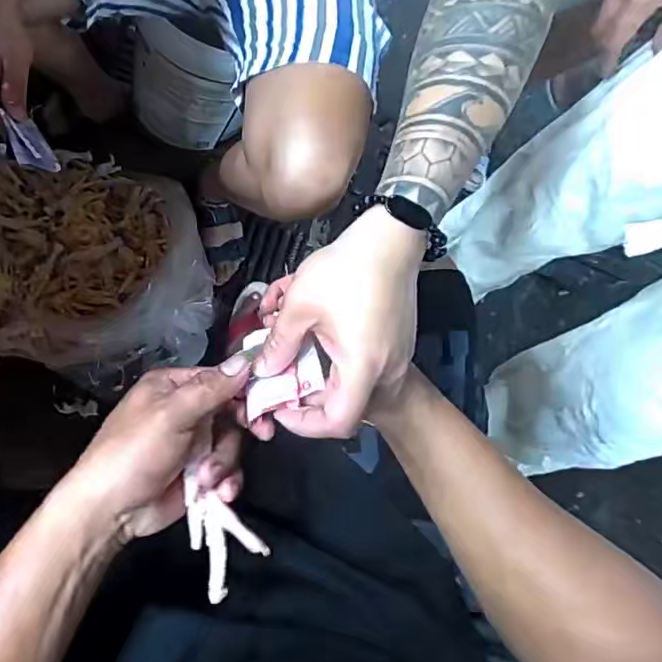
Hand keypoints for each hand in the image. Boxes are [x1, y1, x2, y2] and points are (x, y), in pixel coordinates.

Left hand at [50, 359, 251, 542]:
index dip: (245, 391)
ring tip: (206, 480)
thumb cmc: (134, 453)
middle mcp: (186, 410)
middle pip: (233, 411)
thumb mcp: (172, 414)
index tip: (264, 405)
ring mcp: (193, 443)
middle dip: (239, 431)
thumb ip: (211, 388)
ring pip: (233, 443)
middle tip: (261, 435)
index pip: (221, 379)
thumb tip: (245, 361)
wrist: (110, 512)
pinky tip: (216, 494)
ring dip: (225, 463)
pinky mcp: (199, 473)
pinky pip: (228, 470)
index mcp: (174, 387)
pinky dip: (226, 482)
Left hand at [252, 209, 424, 438]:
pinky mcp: (397, 340)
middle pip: (343, 402)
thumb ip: (279, 344)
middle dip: (306, 389)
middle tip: (282, 370)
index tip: (282, 406)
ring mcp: (396, 355)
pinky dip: (335, 351)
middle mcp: (386, 370)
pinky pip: (363, 360)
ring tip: (294, 334)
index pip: (337, 423)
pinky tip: (316, 322)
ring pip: (351, 378)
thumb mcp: (300, 306)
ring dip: (317, 364)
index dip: (305, 424)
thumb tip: (264, 368)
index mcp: (363, 367)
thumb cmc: (346, 269)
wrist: (390, 237)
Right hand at [591, 0, 661, 72]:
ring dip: (609, 20)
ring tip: (617, 37)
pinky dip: (620, 3)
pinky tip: (633, 8)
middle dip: (603, 39)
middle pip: (605, 16)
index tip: (607, 73)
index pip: (616, 33)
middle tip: (608, 57)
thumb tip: (656, 44)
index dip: (609, 55)